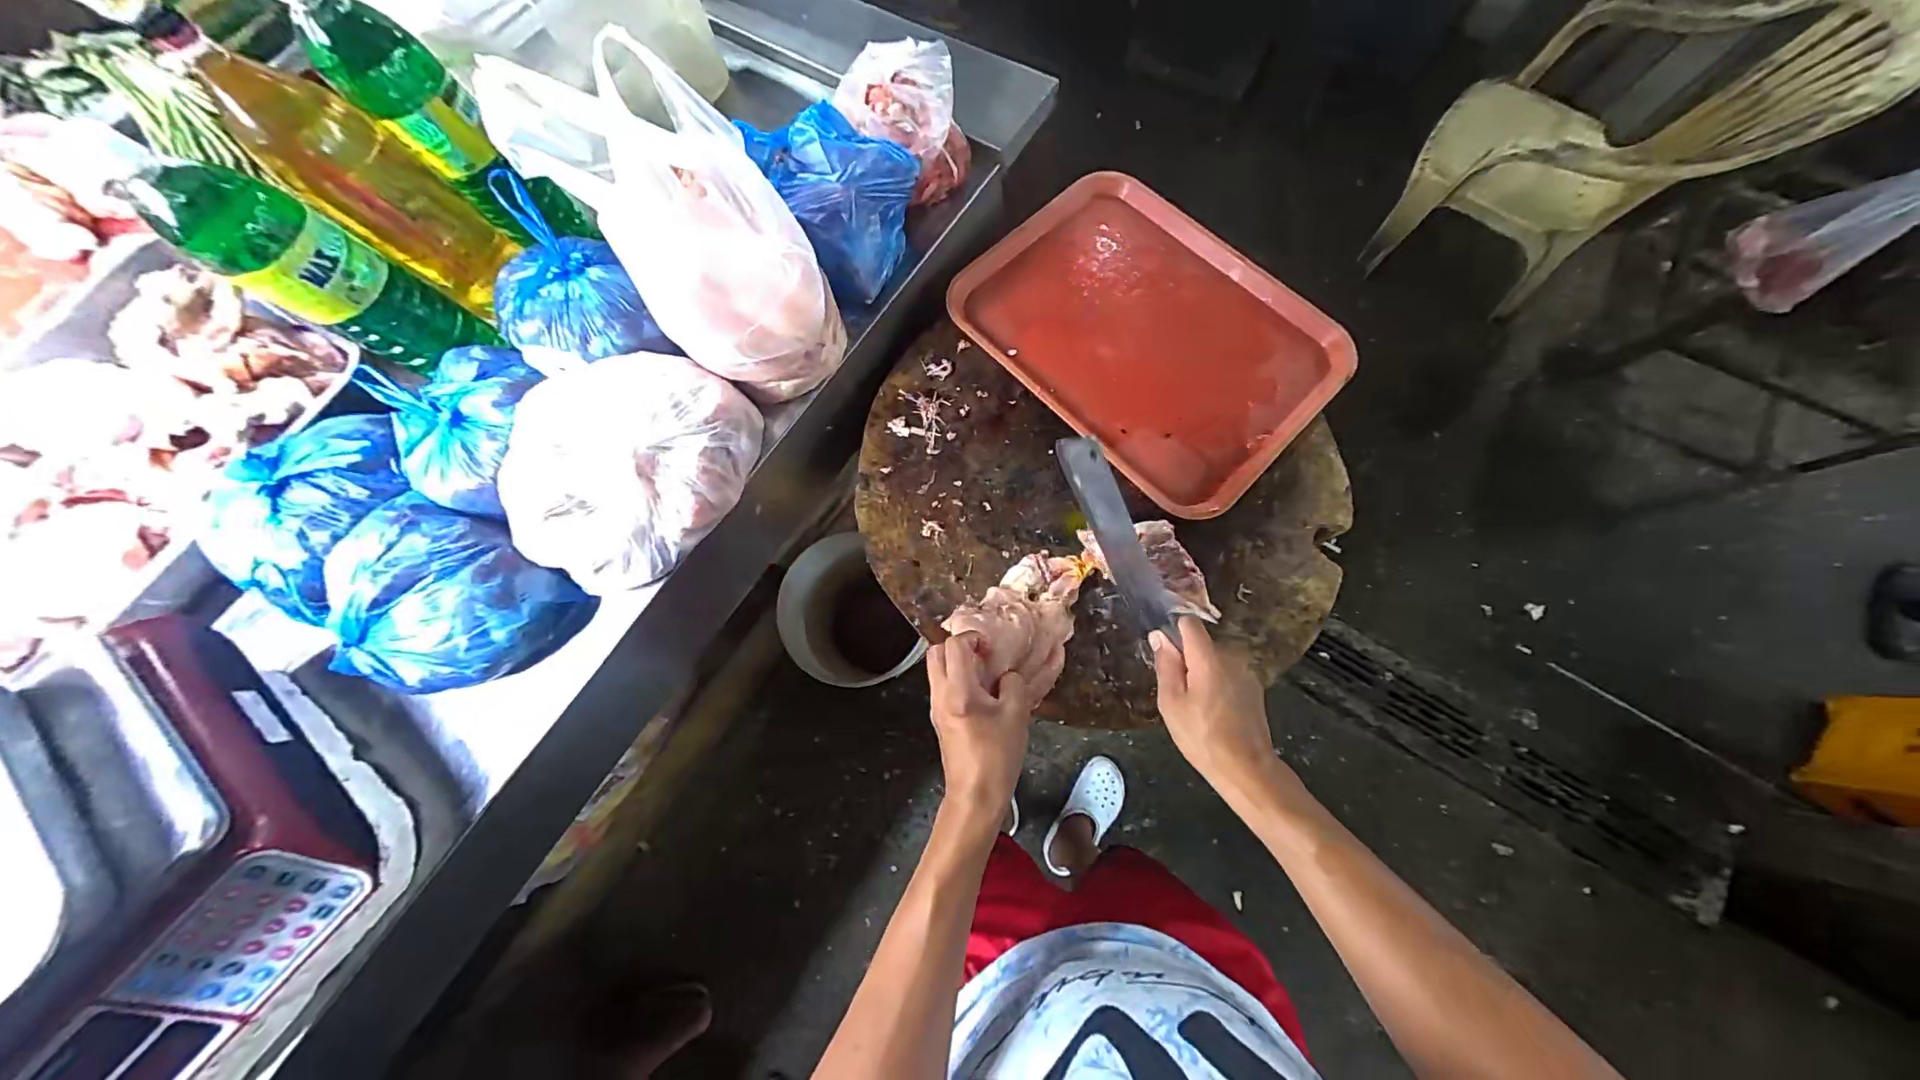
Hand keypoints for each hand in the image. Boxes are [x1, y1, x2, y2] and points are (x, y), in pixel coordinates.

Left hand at [927, 631, 1064, 811]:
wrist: (975, 796)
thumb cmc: (996, 756)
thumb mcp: (1017, 715)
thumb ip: (1013, 685)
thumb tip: (1007, 676)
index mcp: (958, 691)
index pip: (954, 646)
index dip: (973, 638)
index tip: (991, 648)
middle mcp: (940, 695)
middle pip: (935, 653)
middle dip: (958, 646)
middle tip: (982, 654)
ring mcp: (936, 708)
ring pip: (937, 671)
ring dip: (957, 664)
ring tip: (985, 674)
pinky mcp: (940, 720)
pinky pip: (943, 688)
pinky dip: (958, 681)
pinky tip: (982, 694)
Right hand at [1150, 618, 1276, 793]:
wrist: (1246, 767)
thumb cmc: (1201, 736)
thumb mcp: (1171, 702)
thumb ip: (1165, 664)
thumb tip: (1159, 636)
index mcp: (1208, 658)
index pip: (1189, 623)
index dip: (1173, 633)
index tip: (1164, 654)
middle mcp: (1231, 657)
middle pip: (1201, 643)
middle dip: (1186, 658)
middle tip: (1177, 691)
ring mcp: (1246, 672)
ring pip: (1214, 659)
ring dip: (1201, 672)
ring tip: (1194, 705)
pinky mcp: (1254, 687)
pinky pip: (1227, 674)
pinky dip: (1216, 684)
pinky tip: (1213, 711)